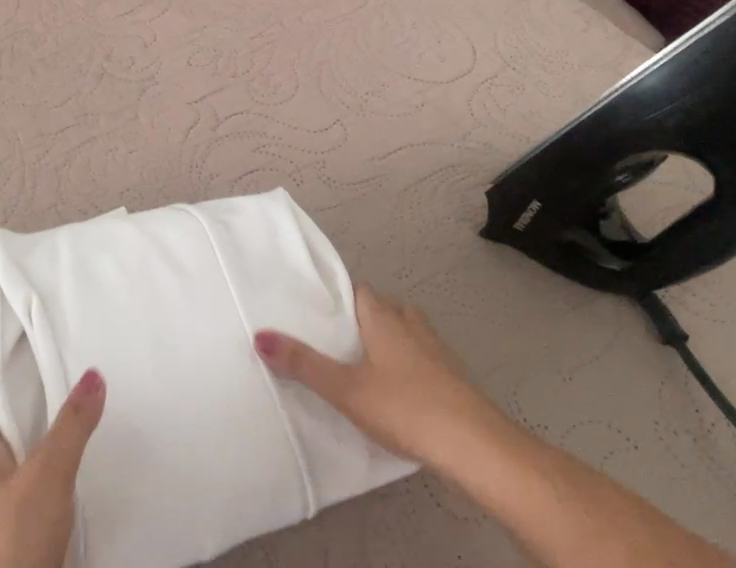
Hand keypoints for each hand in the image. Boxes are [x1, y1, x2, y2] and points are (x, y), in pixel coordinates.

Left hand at [0, 368, 105, 567]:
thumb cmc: (16, 536)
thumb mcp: (50, 472)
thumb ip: (71, 426)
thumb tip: (93, 371)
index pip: (13, 439)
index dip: (41, 430)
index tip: (73, 424)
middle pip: (23, 476)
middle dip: (52, 472)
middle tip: (88, 465)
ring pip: (29, 513)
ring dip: (53, 509)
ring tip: (87, 502)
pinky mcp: (12, 567)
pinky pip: (36, 544)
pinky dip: (53, 540)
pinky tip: (73, 541)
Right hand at [255, 284, 498, 467]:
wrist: (475, 446)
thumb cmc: (406, 408)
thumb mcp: (346, 389)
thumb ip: (304, 364)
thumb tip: (259, 335)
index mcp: (384, 316)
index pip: (357, 288)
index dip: (335, 296)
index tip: (311, 308)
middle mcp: (410, 323)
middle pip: (379, 308)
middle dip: (356, 320)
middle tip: (327, 340)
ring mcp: (435, 349)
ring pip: (401, 332)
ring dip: (381, 342)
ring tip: (354, 365)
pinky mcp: (450, 376)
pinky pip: (417, 357)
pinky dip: (401, 364)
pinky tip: (390, 390)